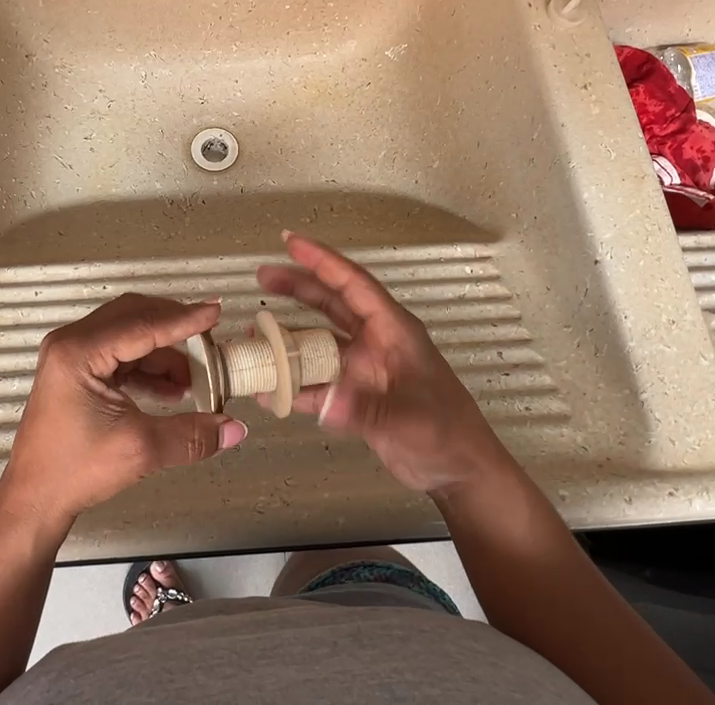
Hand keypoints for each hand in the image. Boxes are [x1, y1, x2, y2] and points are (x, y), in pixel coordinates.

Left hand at [0, 294, 249, 522]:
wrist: (35, 499)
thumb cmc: (74, 471)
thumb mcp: (141, 449)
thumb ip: (191, 435)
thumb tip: (234, 428)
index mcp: (79, 352)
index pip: (142, 325)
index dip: (183, 319)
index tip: (215, 311)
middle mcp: (72, 343)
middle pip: (134, 316)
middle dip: (174, 327)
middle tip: (209, 338)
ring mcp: (71, 355)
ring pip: (129, 333)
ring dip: (163, 350)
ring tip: (194, 376)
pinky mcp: (76, 371)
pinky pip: (120, 353)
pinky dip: (148, 365)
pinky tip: (173, 389)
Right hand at [258, 232, 511, 493]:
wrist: (460, 472)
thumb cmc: (447, 434)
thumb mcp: (411, 419)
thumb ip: (367, 409)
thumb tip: (324, 401)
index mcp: (394, 331)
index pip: (354, 285)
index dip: (322, 261)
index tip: (290, 242)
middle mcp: (375, 342)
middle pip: (331, 304)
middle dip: (297, 287)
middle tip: (261, 277)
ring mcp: (364, 368)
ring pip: (319, 341)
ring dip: (289, 337)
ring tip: (255, 333)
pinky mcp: (355, 395)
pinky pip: (317, 382)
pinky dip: (294, 383)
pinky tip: (269, 388)